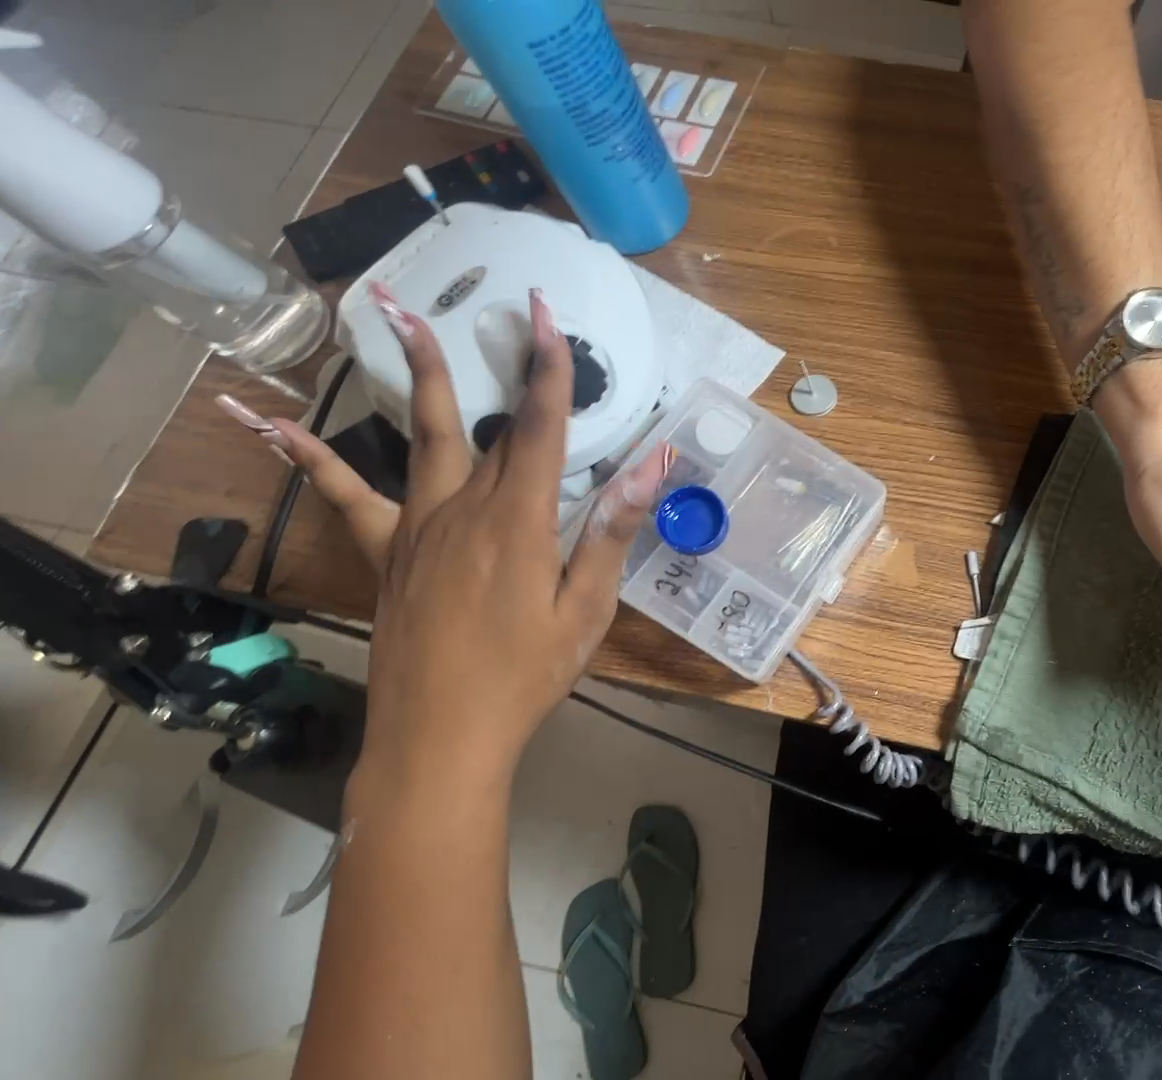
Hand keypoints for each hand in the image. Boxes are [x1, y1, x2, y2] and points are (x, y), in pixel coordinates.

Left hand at [217, 285, 668, 786]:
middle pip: (489, 424)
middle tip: (500, 303)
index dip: (550, 369)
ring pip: (424, 437)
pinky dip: (311, 456)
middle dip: (497, 359)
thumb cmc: (527, 675)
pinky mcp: (386, 551)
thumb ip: (613, 531)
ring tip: (393, 314)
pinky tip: (269, 423)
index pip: (544, 429)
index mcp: (522, 522)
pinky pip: (347, 494)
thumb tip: (653, 465)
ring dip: (419, 375)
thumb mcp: (586, 609)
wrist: (441, 734)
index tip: (549, 315)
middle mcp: (465, 508)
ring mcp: (417, 525)